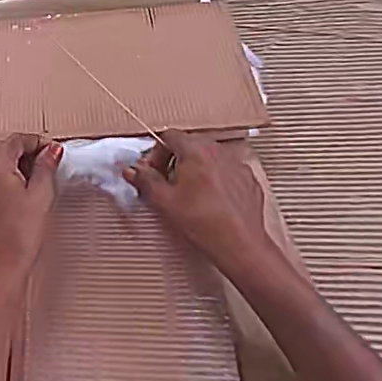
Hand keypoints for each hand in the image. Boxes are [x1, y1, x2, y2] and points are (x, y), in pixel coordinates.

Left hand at [0, 134, 61, 279]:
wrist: (4, 265)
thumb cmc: (19, 234)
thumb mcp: (41, 194)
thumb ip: (46, 167)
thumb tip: (51, 151)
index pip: (15, 140)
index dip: (36, 141)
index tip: (53, 149)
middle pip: (5, 148)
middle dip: (28, 149)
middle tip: (49, 158)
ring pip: (0, 162)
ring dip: (20, 162)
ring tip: (41, 175)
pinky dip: (12, 175)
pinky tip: (28, 189)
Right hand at [123, 130, 271, 271]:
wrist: (239, 244)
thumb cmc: (203, 222)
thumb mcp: (165, 201)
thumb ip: (146, 180)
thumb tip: (132, 170)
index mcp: (196, 150)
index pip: (170, 136)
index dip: (156, 152)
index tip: (153, 170)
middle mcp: (219, 151)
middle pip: (190, 143)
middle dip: (175, 159)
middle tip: (167, 181)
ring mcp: (237, 164)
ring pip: (209, 156)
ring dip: (196, 167)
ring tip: (189, 192)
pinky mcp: (248, 179)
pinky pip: (226, 170)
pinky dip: (215, 178)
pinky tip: (211, 200)